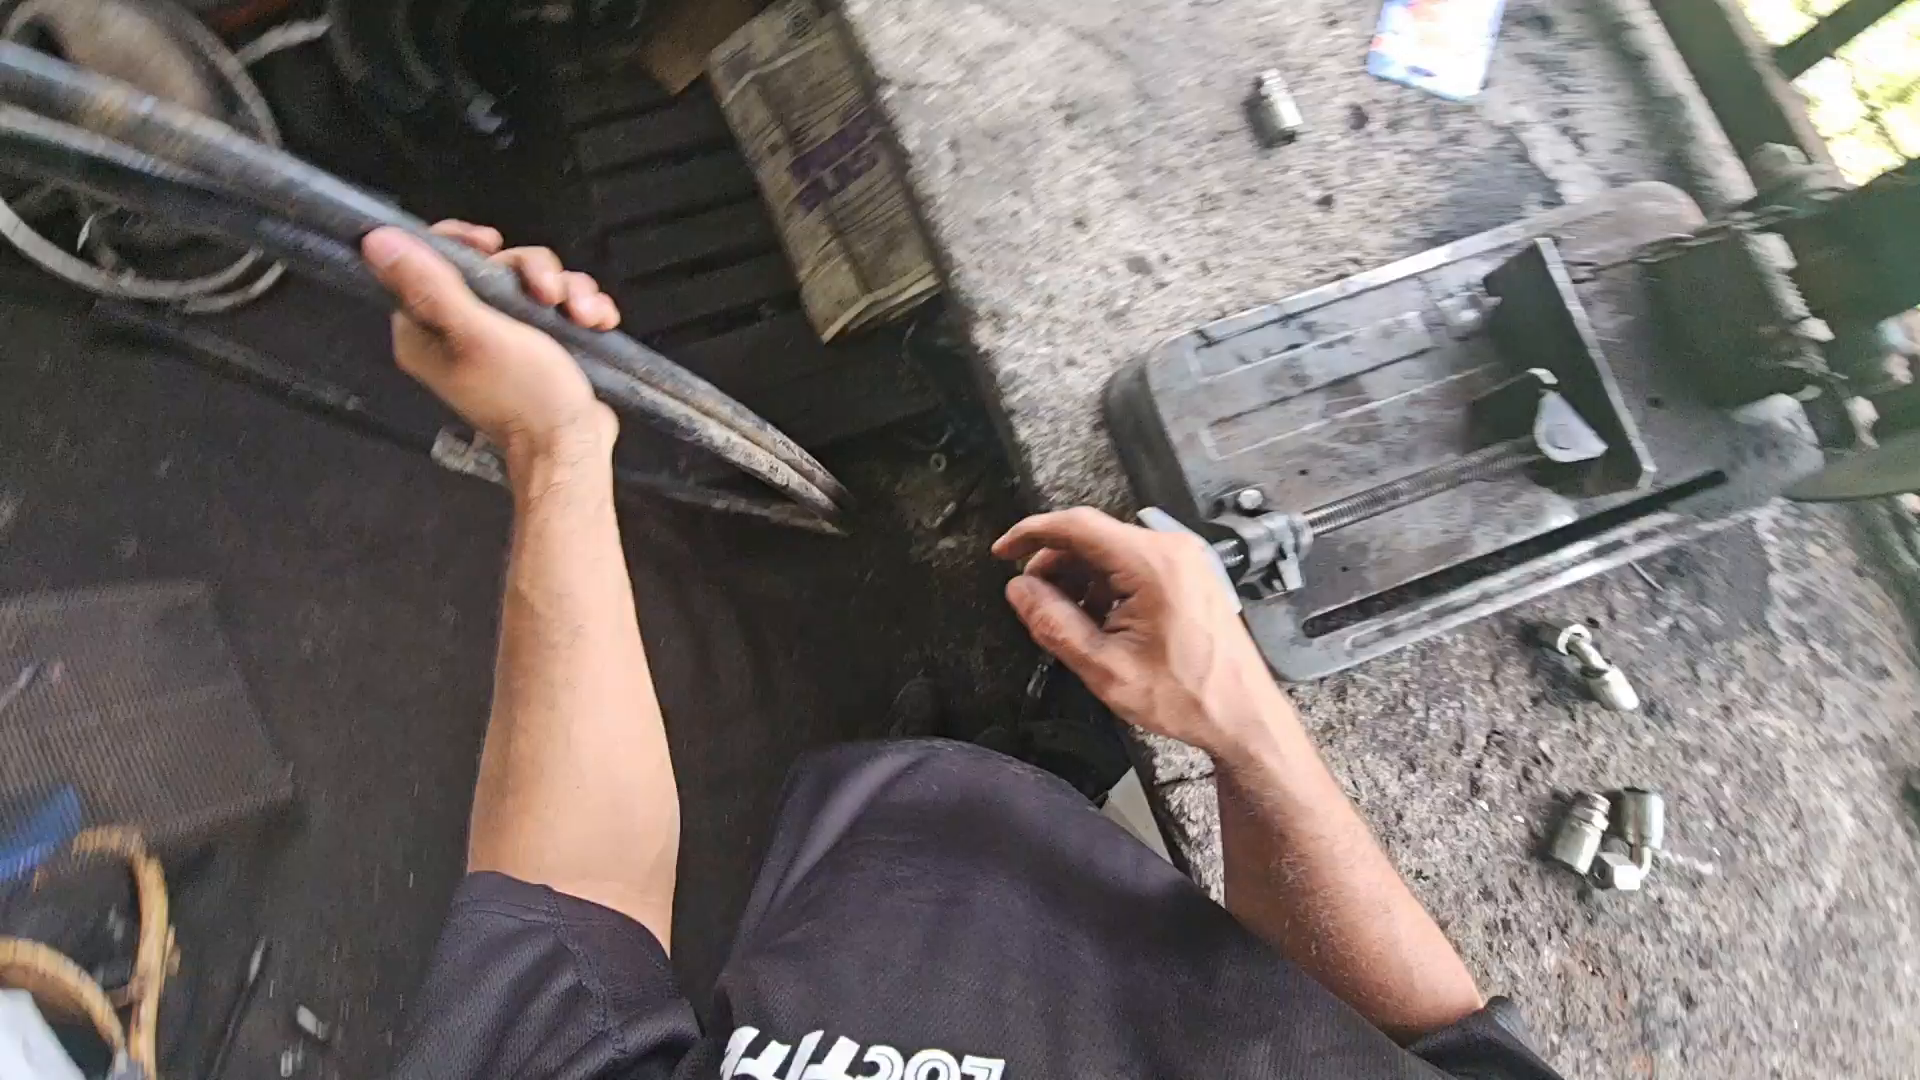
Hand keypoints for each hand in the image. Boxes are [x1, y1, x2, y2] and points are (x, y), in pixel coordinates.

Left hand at [362, 221, 621, 461]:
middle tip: (553, 295)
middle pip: (497, 270)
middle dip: (536, 274)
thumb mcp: (479, 336)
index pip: (431, 262)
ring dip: (570, 292)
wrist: (574, 448)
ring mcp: (510, 342)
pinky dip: (586, 311)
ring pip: (539, 288)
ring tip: (585, 317)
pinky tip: (600, 323)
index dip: (462, 243)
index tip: (494, 244)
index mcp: (428, 329)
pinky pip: (564, 311)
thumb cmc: (526, 396)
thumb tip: (374, 238)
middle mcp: (464, 332)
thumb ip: (433, 287)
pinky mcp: (547, 352)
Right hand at [992, 507, 1297, 757]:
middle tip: (1031, 599)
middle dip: (1053, 564)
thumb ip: (1053, 623)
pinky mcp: (1187, 574)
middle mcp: (1170, 550)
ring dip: (1078, 577)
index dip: (1030, 533)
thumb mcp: (1104, 667)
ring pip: (1109, 551)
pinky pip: (1132, 564)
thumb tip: (1018, 589)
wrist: (1244, 717)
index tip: (1002, 551)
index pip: (1076, 525)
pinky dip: (1104, 584)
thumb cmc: (1187, 697)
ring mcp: (1183, 560)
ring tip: (1066, 619)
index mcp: (1151, 564)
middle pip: (1091, 537)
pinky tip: (1097, 619)